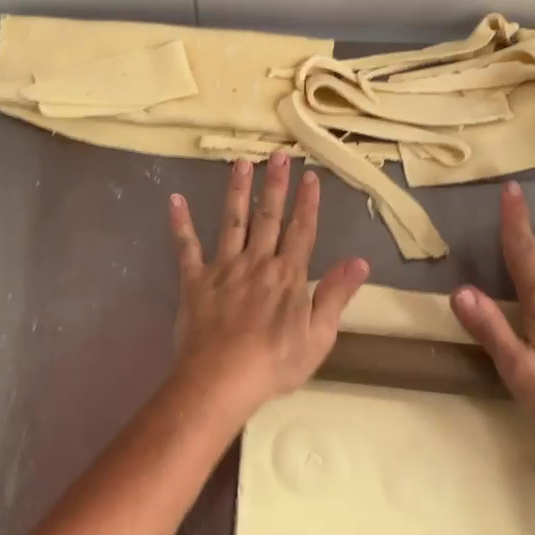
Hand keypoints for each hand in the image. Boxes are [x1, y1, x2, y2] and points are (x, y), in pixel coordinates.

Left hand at [167, 152, 369, 410]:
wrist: (222, 379)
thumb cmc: (275, 364)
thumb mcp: (319, 336)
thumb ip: (336, 295)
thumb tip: (360, 261)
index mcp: (288, 276)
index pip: (302, 231)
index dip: (307, 203)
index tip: (310, 175)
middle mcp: (257, 263)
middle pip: (268, 218)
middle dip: (275, 185)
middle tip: (278, 155)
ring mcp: (223, 269)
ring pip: (231, 221)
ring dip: (236, 190)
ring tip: (240, 162)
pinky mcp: (194, 281)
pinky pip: (186, 247)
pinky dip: (180, 223)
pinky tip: (175, 200)